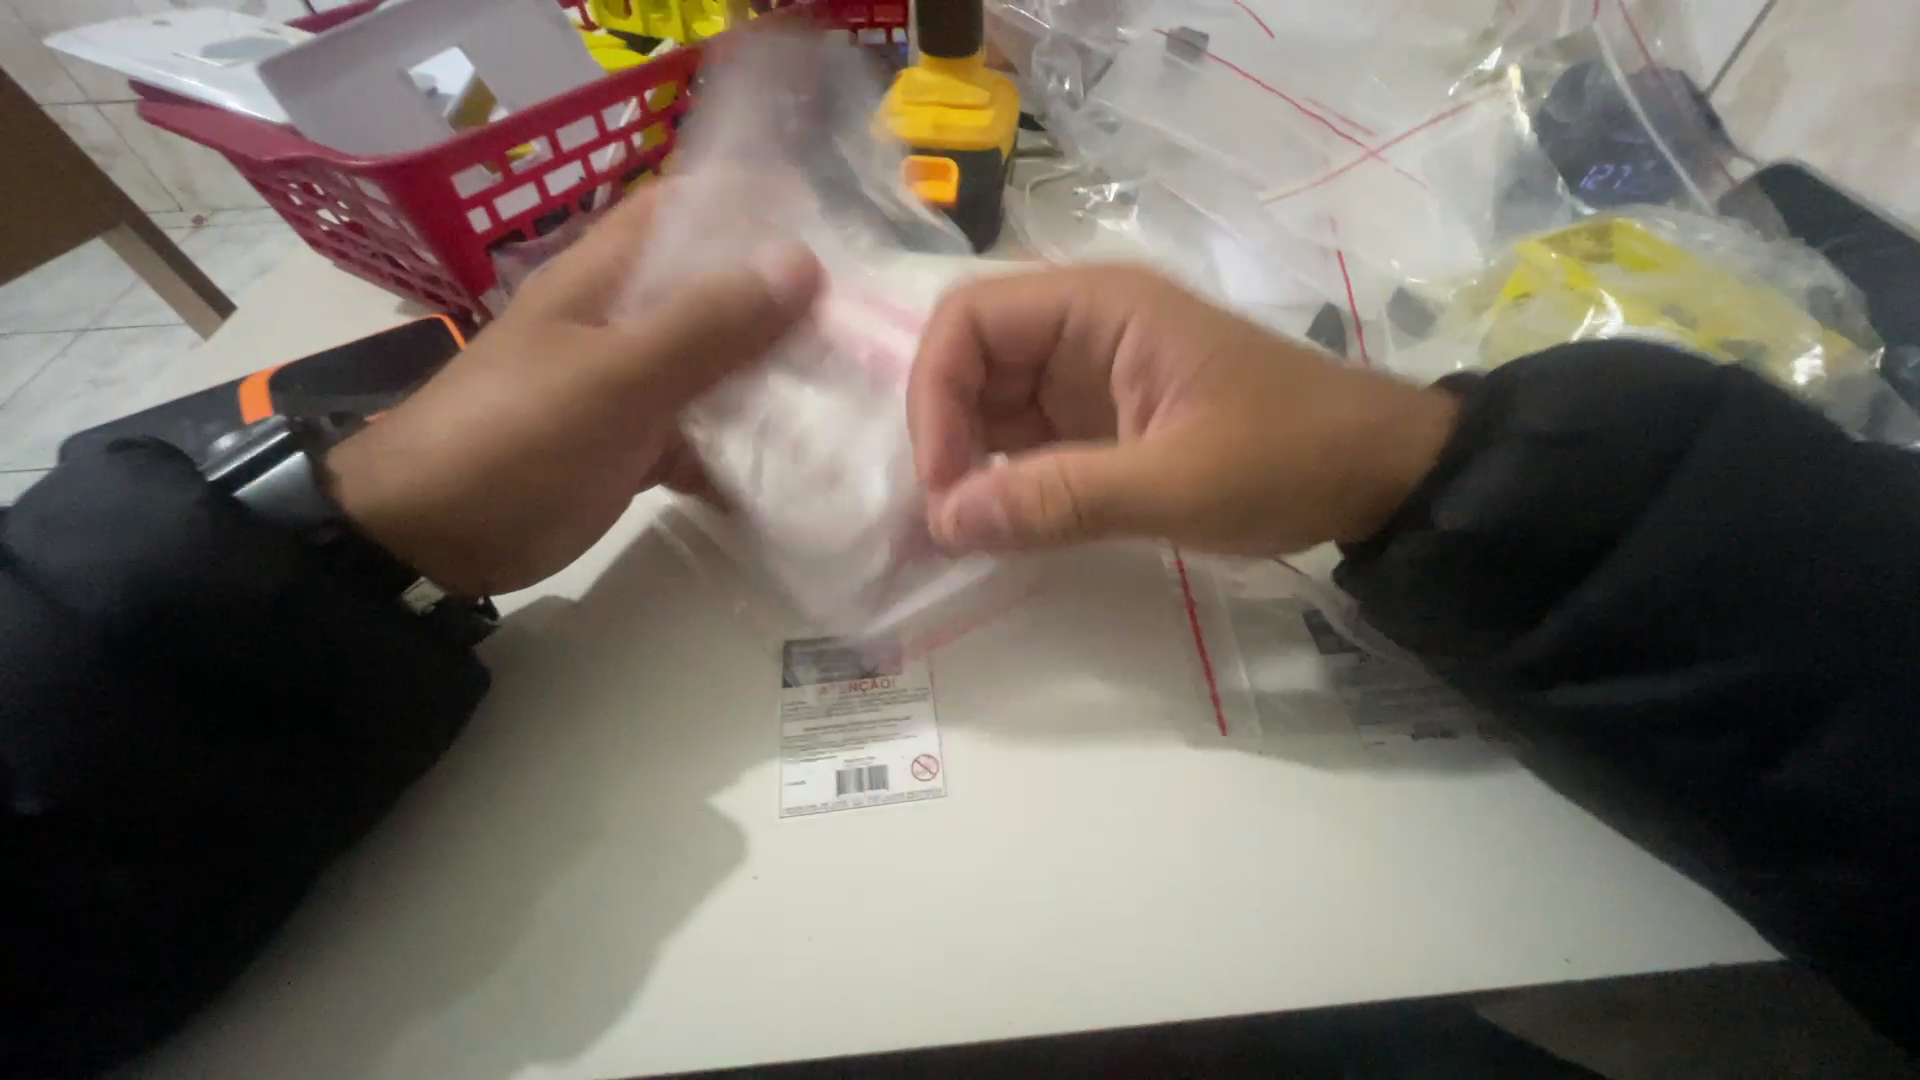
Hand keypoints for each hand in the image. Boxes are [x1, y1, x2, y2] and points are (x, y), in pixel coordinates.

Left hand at [324, 188, 822, 595]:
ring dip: (771, 376)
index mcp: (608, 280)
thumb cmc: (520, 438)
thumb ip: (708, 325)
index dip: (748, 204)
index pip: (683, 212)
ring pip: (716, 367)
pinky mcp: (636, 445)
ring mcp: (632, 387)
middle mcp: (624, 323)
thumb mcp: (618, 376)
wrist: (437, 536)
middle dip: (781, 302)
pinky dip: (742, 443)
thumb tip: (801, 262)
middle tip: (857, 320)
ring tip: (845, 386)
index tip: (825, 225)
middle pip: (714, 294)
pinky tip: (793, 462)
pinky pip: (704, 431)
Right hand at [907, 266, 1457, 554]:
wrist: (1374, 475)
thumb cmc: (1287, 458)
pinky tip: (1001, 526)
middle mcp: (1081, 330)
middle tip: (952, 520)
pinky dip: (1003, 483)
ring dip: (969, 464)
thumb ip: (1061, 499)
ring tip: (968, 533)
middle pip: (969, 362)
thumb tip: (946, 522)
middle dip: (946, 435)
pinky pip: (1025, 443)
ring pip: (990, 407)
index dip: (935, 393)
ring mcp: (1086, 377)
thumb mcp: (1176, 483)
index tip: (943, 482)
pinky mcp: (1097, 422)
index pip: (969, 319)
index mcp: (1099, 306)